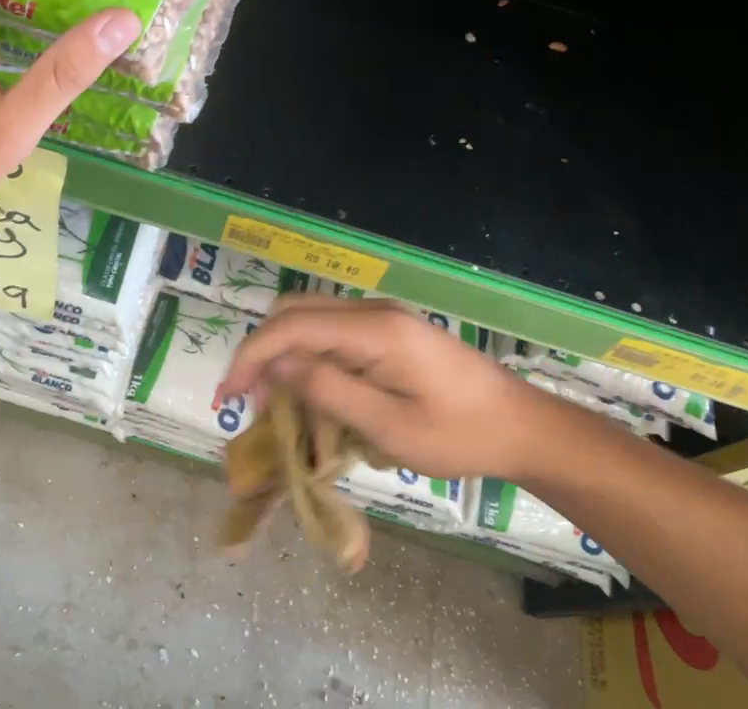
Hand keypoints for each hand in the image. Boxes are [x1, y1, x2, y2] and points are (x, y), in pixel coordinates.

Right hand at [215, 296, 571, 480]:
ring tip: (270, 401)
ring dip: (283, 353)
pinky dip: (308, 357)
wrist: (521, 428)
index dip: (251, 355)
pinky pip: (334, 334)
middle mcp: (374, 311)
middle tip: (245, 399)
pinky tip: (307, 393)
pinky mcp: (390, 333)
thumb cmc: (459, 435)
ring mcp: (384, 319)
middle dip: (261, 350)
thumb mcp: (388, 425)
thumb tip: (273, 363)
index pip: (292, 326)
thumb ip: (327, 390)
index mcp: (374, 330)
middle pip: (296, 311)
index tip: (226, 395)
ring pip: (312, 319)